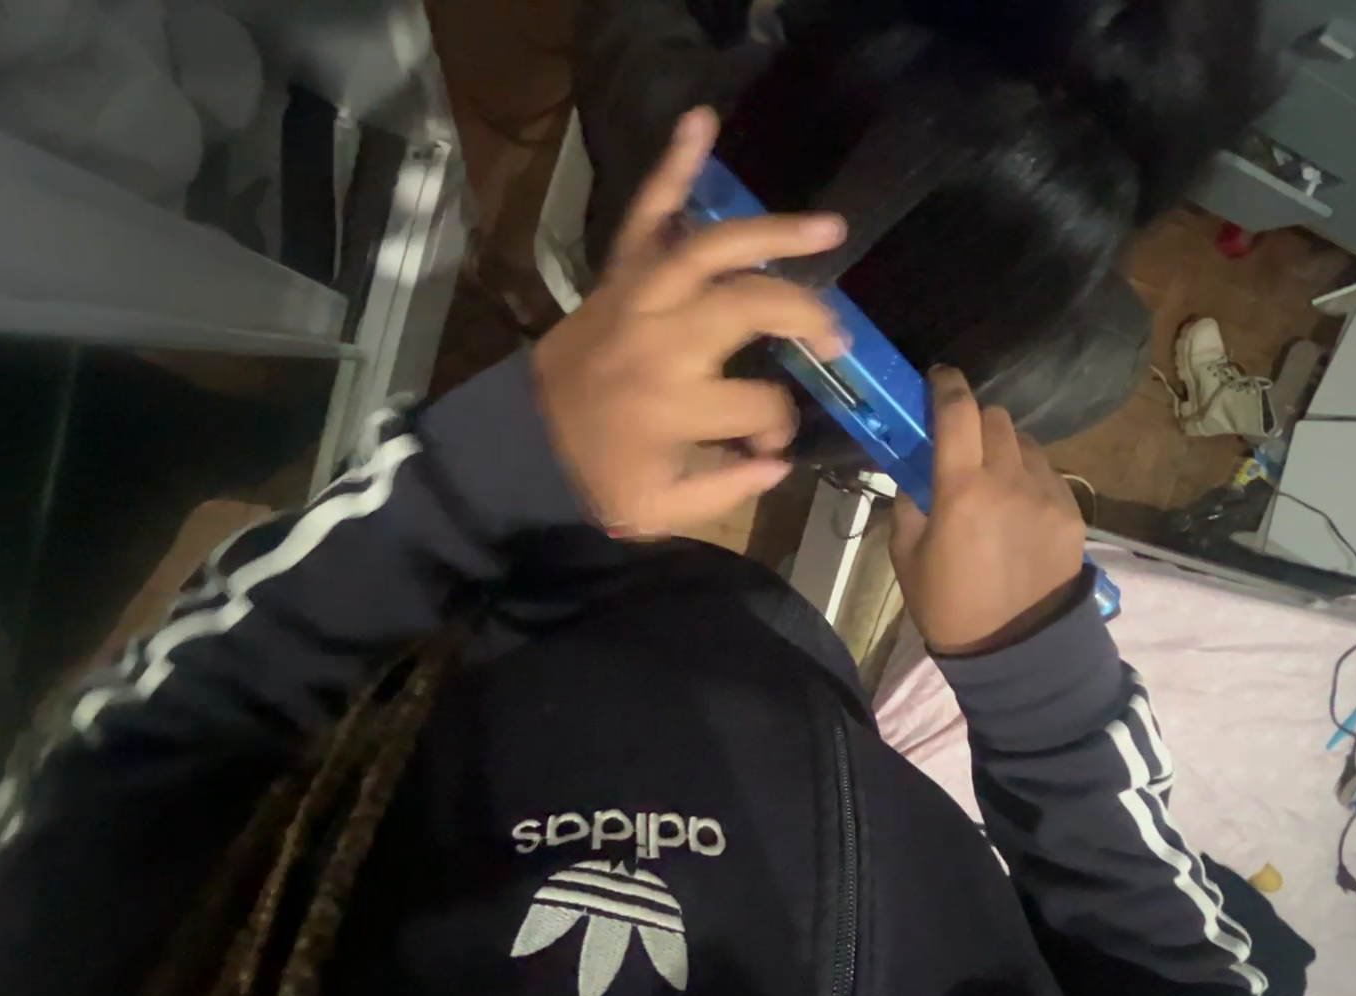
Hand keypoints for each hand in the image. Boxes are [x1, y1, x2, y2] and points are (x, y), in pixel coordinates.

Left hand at [532, 107, 846, 536]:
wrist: (521, 443)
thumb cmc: (594, 479)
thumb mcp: (660, 512)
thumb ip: (726, 492)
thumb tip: (778, 459)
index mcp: (673, 408)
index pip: (759, 405)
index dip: (777, 425)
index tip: (770, 440)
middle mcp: (660, 343)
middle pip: (752, 307)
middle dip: (804, 316)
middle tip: (834, 335)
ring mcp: (635, 301)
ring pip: (711, 248)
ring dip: (773, 232)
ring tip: (827, 227)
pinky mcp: (615, 281)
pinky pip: (642, 217)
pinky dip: (669, 169)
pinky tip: (699, 124)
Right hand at [890, 366, 1086, 654]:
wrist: (1015, 648)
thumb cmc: (947, 604)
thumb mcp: (906, 555)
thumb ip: (910, 505)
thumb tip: (916, 477)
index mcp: (961, 489)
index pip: (958, 413)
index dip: (947, 386)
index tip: (939, 377)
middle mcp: (1009, 479)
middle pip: (997, 418)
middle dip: (975, 419)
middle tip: (960, 442)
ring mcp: (1047, 493)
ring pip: (1025, 443)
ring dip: (1003, 446)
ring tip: (991, 477)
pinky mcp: (1072, 512)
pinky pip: (1048, 473)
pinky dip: (1027, 475)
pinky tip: (1016, 505)